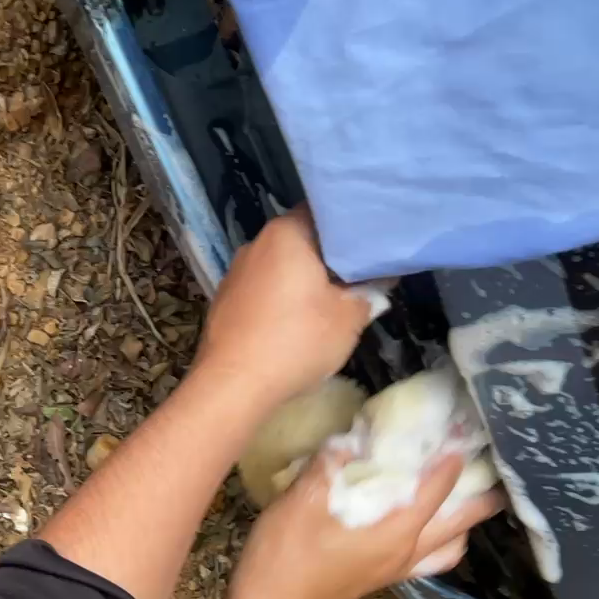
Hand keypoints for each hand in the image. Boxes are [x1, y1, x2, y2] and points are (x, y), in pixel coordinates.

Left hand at [194, 206, 370, 405]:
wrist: (231, 386)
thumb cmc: (294, 342)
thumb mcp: (349, 317)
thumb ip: (368, 292)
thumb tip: (376, 283)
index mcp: (286, 233)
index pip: (327, 212)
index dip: (354, 227)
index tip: (375, 244)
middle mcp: (254, 245)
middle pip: (301, 241)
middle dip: (329, 257)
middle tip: (360, 274)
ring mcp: (233, 276)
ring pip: (279, 269)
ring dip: (302, 281)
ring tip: (330, 300)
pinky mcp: (222, 304)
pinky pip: (261, 293)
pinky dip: (279, 301)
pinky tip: (294, 322)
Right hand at [229, 453, 503, 598]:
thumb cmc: (285, 553)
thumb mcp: (302, 501)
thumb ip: (328, 466)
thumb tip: (348, 440)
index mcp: (394, 532)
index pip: (437, 491)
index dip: (450, 463)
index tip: (459, 436)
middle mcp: (406, 553)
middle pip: (461, 526)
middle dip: (479, 498)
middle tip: (487, 472)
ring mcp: (395, 570)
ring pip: (451, 549)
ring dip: (461, 525)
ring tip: (457, 502)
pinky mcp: (381, 579)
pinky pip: (428, 560)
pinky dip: (437, 541)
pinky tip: (418, 526)